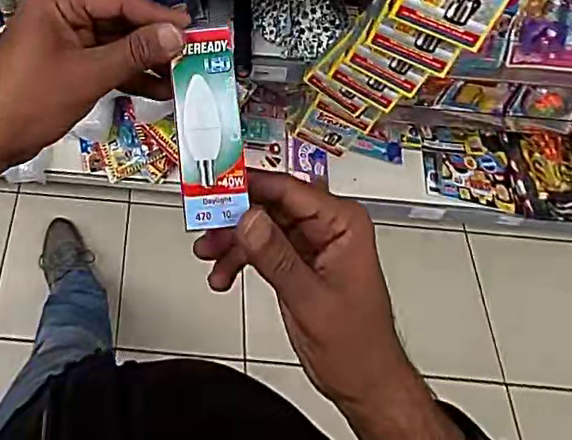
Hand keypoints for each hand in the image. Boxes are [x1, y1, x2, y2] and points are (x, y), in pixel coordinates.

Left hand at [0, 0, 186, 168]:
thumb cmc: (28, 101)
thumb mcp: (88, 74)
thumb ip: (134, 52)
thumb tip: (177, 34)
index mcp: (59, 0)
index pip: (119, 0)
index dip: (156, 16)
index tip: (189, 28)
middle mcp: (61, 11)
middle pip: (118, 21)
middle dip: (152, 42)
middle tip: (189, 53)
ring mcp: (62, 37)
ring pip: (113, 43)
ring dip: (143, 61)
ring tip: (179, 75)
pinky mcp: (64, 61)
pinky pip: (102, 60)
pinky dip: (125, 74)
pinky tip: (155, 88)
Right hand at [195, 171, 458, 439]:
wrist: (366, 386)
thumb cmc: (359, 347)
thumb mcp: (311, 300)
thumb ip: (277, 257)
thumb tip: (248, 219)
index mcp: (341, 222)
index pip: (288, 188)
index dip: (249, 185)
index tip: (217, 185)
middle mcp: (325, 225)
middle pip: (269, 203)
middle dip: (234, 216)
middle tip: (205, 222)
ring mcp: (309, 241)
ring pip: (259, 223)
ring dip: (232, 239)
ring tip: (209, 253)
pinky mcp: (295, 258)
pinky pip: (260, 245)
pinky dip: (239, 258)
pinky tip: (223, 274)